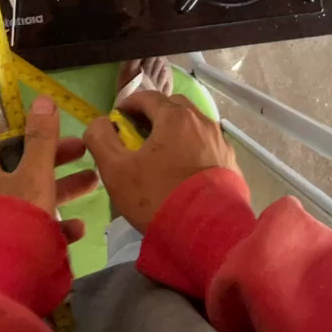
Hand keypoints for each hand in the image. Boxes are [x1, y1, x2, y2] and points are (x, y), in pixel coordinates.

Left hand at [0, 96, 98, 242]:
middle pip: (21, 165)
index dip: (29, 127)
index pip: (1, 136)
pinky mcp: (5, 246)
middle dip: (56, 158)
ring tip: (95, 183)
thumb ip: (42, 138)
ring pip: (30, 195)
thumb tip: (42, 99)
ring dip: (62, 189)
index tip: (57, 124)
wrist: (2, 288)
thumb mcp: (34, 173)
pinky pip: (31, 226)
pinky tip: (77, 229)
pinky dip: (53, 224)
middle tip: (85, 151)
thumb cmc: (15, 220)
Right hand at [82, 90, 237, 232]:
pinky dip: (191, 149)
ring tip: (160, 156)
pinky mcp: (231, 163)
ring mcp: (220, 141)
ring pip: (192, 125)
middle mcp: (201, 121)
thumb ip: (101, 139)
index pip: (147, 97)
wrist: (208, 235)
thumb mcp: (116, 170)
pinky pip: (206, 145)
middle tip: (137, 137)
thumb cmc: (158, 197)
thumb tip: (101, 123)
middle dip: (153, 115)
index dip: (128, 105)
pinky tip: (183, 172)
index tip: (117, 121)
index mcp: (174, 116)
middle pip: (172, 107)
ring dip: (174, 132)